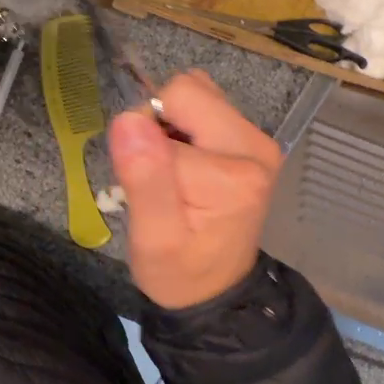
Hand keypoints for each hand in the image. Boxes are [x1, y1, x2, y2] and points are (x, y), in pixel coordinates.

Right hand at [109, 70, 282, 309]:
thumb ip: (144, 177)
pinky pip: (205, 109)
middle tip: (152, 175)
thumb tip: (128, 119)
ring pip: (197, 95)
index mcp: (231, 170)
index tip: (140, 186)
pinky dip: (181, 130)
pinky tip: (179, 166)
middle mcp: (253, 145)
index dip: (139, 142)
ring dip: (168, 125)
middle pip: (189, 91)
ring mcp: (255, 141)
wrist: (212, 292)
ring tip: (167, 172)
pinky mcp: (249, 143)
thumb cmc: (176, 271)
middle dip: (156, 124)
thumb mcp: (152, 236)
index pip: (167, 116)